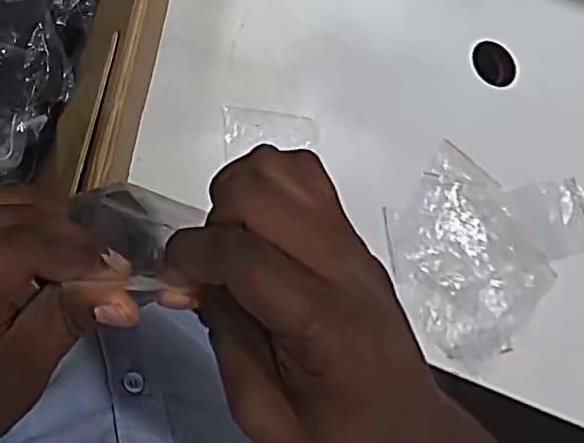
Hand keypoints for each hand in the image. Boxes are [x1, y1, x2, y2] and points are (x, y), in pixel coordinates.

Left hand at [0, 187, 134, 442]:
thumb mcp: (12, 379)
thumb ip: (61, 324)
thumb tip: (121, 293)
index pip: (25, 245)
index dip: (80, 256)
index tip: (127, 276)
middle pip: (26, 215)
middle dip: (77, 241)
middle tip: (118, 275)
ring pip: (21, 201)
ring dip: (61, 228)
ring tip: (94, 266)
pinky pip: (7, 204)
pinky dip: (41, 223)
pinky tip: (61, 253)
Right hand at [161, 147, 490, 442]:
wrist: (408, 434)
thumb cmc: (345, 434)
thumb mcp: (266, 415)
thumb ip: (221, 337)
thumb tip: (190, 280)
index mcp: (327, 326)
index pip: (241, 254)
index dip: (189, 257)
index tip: (175, 277)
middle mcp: (345, 271)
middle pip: (257, 193)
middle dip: (214, 221)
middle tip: (211, 262)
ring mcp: (350, 243)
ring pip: (277, 168)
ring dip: (238, 194)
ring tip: (234, 237)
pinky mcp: (348, 231)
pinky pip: (301, 170)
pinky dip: (266, 182)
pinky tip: (257, 221)